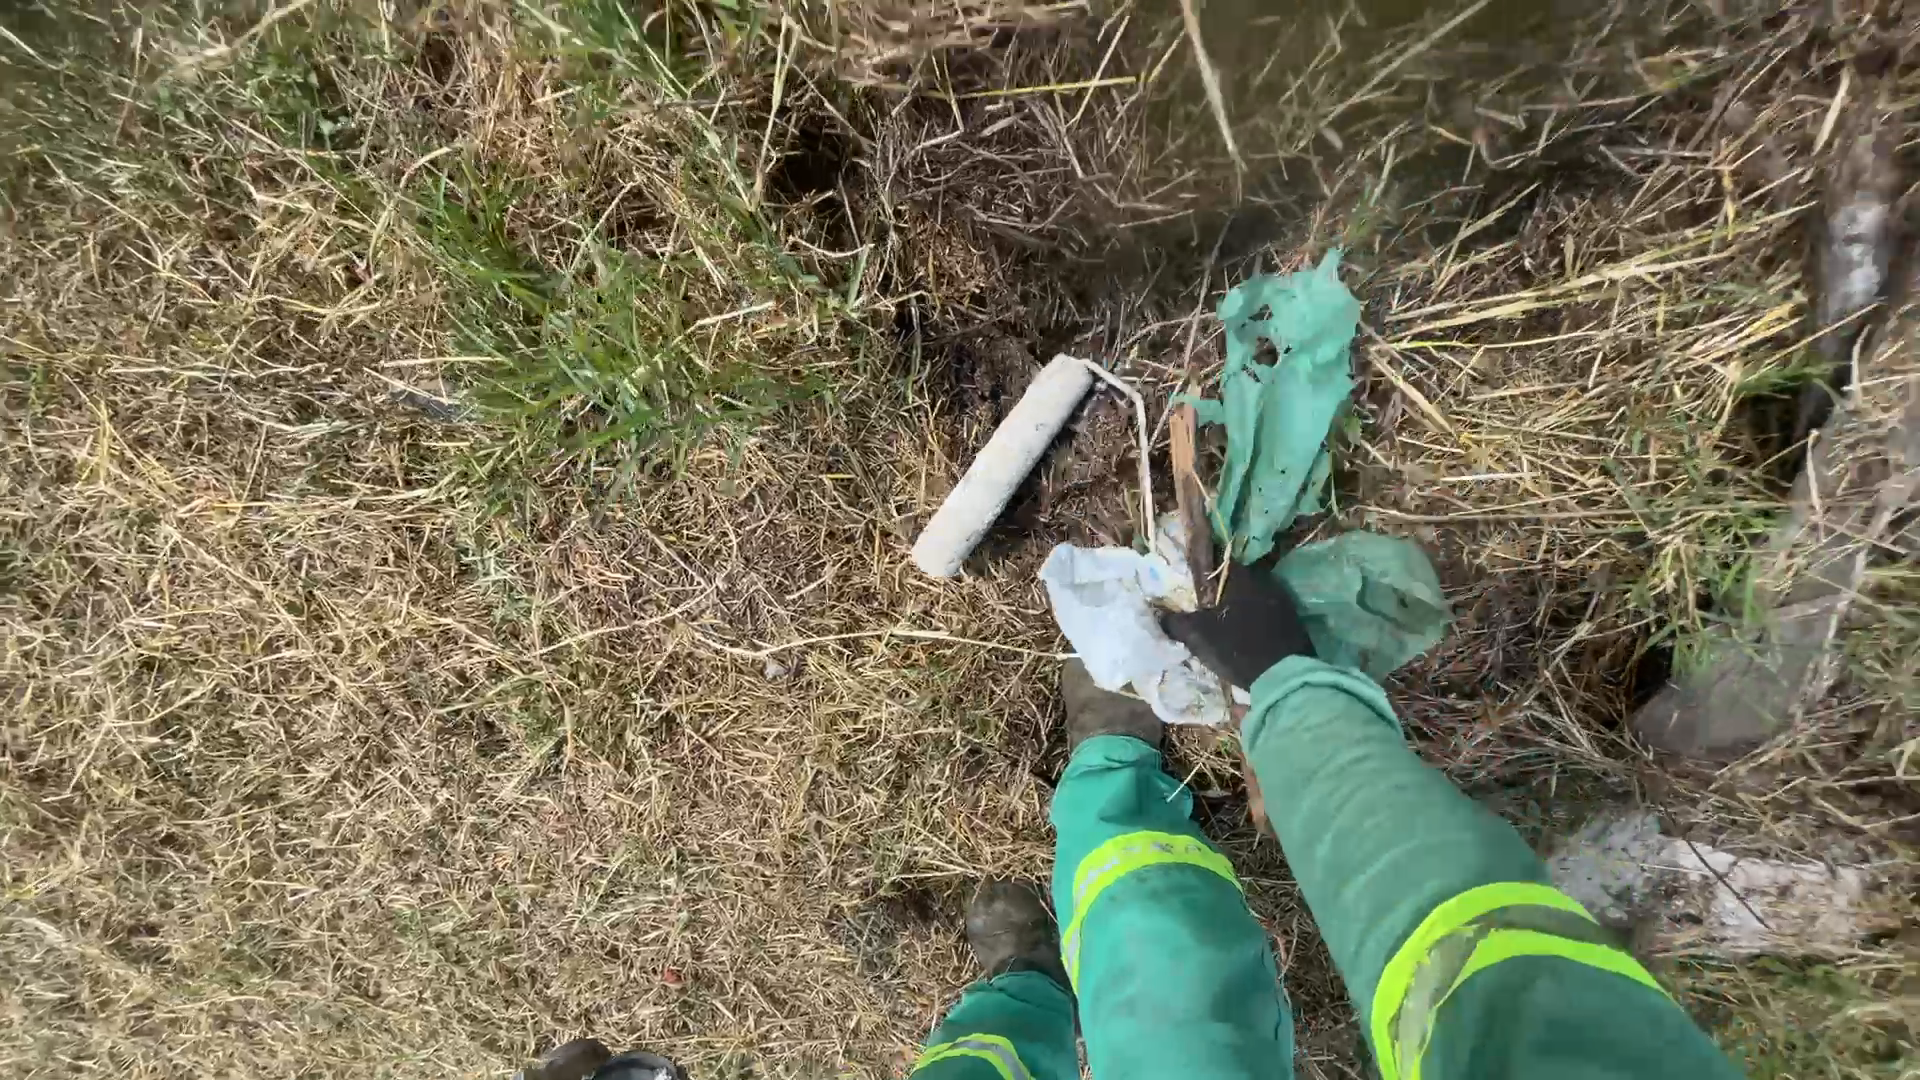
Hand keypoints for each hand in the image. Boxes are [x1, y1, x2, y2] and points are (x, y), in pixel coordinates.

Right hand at [1160, 568, 1313, 688]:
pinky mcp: (1295, 622)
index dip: (1206, 576)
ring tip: (1228, 624)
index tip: (1196, 590)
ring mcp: (1284, 602)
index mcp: (1242, 578)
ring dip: (1243, 607)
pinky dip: (1259, 621)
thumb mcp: (1197, 635)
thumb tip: (1161, 615)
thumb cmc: (1236, 647)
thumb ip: (1176, 621)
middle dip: (1225, 592)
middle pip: (1240, 580)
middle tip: (1210, 608)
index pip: (1220, 564)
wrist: (1283, 678)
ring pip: (1256, 597)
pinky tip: (1249, 636)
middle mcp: (1266, 582)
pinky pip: (1270, 613)